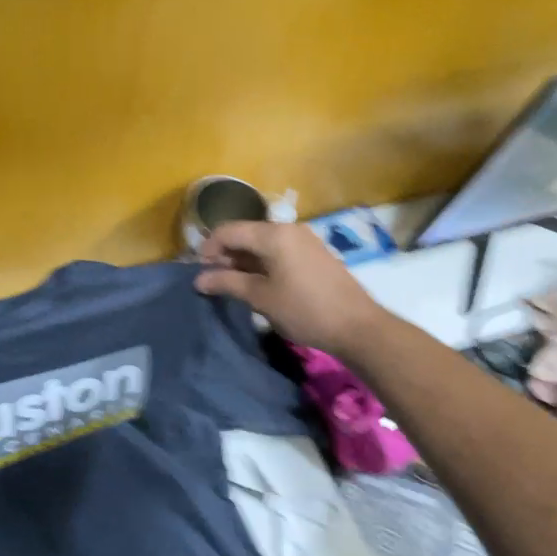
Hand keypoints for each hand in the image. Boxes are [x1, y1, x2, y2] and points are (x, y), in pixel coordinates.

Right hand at [195, 221, 386, 352]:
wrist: (357, 326)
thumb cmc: (304, 309)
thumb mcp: (261, 297)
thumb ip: (227, 283)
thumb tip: (199, 280)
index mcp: (274, 234)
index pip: (229, 231)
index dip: (208, 248)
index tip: (199, 271)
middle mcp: (289, 229)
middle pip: (246, 234)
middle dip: (226, 255)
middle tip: (214, 281)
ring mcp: (304, 240)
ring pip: (262, 243)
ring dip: (243, 260)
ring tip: (233, 285)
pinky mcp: (313, 254)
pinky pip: (279, 250)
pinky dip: (262, 263)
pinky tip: (258, 284)